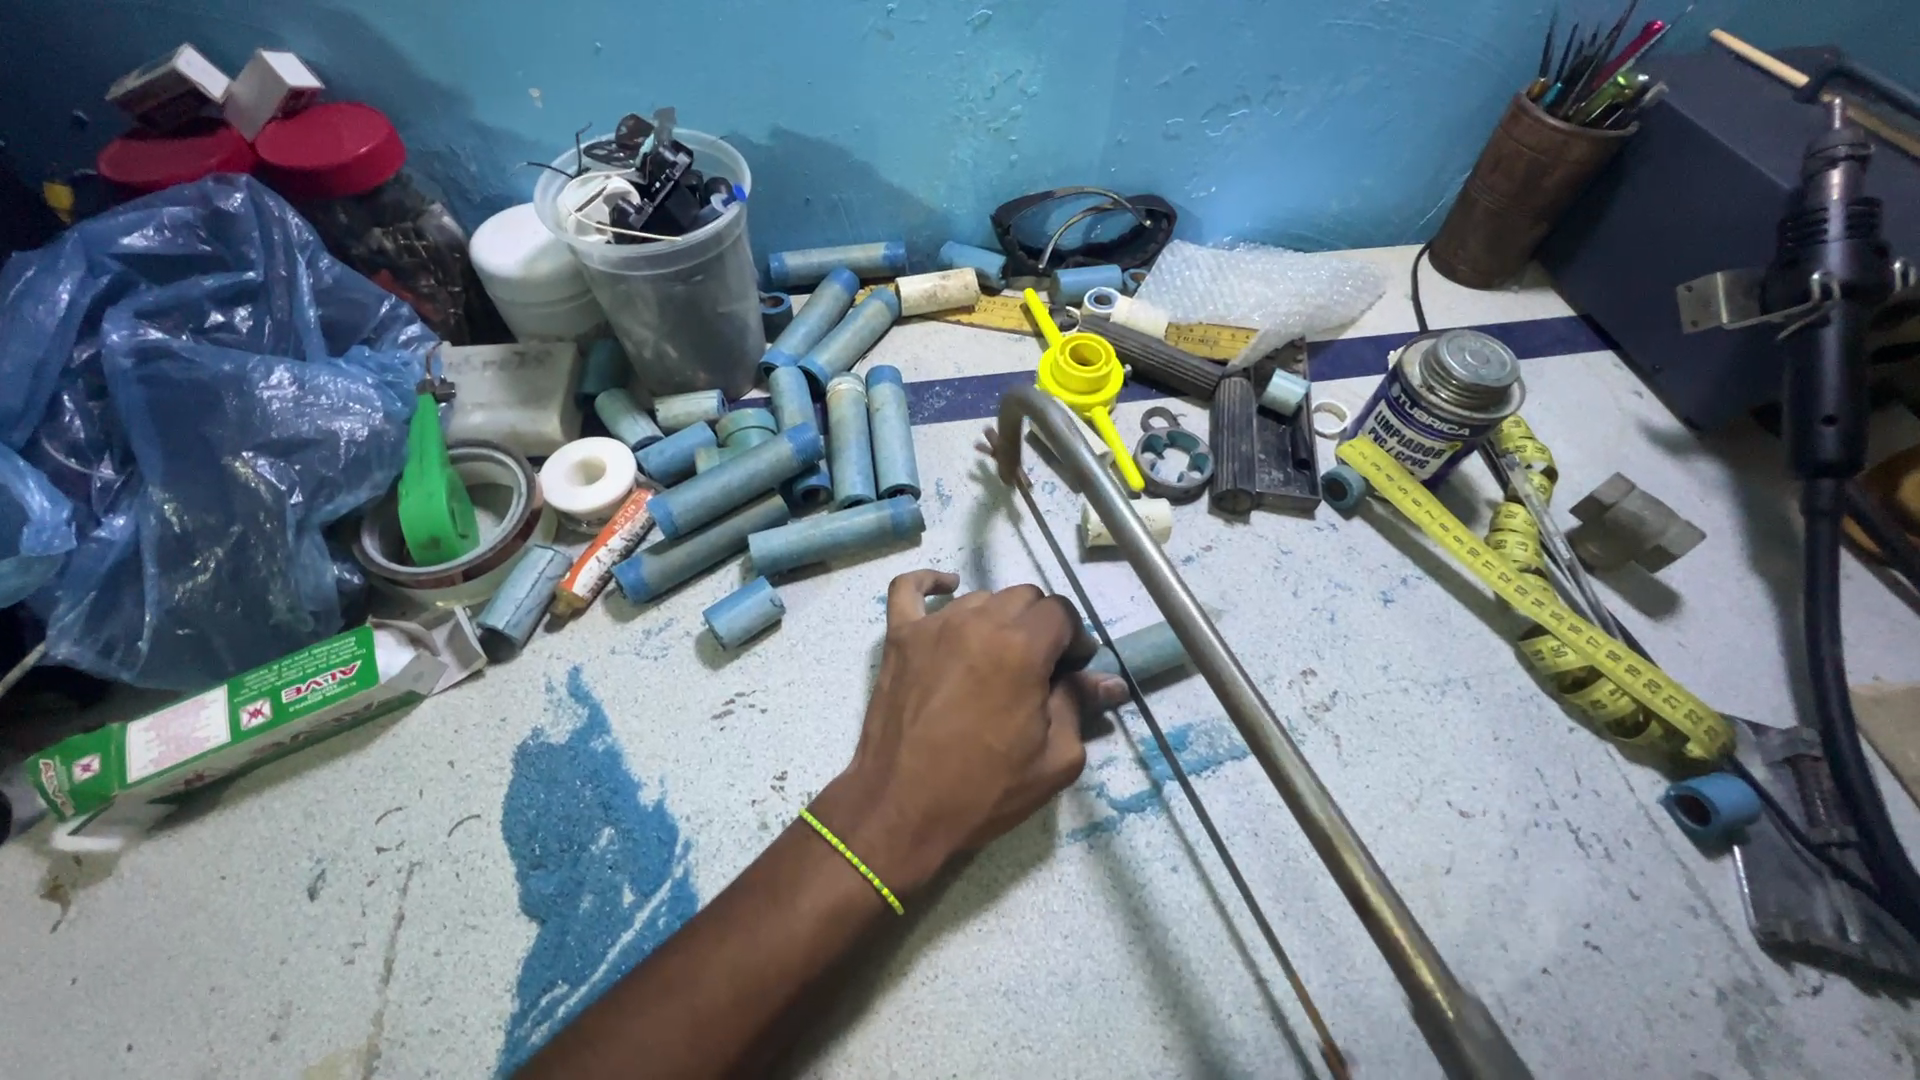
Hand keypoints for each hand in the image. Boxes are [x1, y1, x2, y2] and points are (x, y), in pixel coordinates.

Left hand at [813, 570, 1128, 893]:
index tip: (1071, 673)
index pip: (1062, 613)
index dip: (1074, 641)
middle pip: (1024, 598)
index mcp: (1021, 647)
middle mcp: (978, 621)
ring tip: (997, 657)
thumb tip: (1108, 682)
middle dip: (1041, 627)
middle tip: (1039, 670)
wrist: (902, 808)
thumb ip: (1080, 706)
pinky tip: (947, 588)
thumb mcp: (1053, 759)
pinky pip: (909, 589)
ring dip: (997, 618)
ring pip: (979, 596)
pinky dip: (930, 583)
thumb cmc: (983, 790)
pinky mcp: (899, 637)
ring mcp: (933, 625)